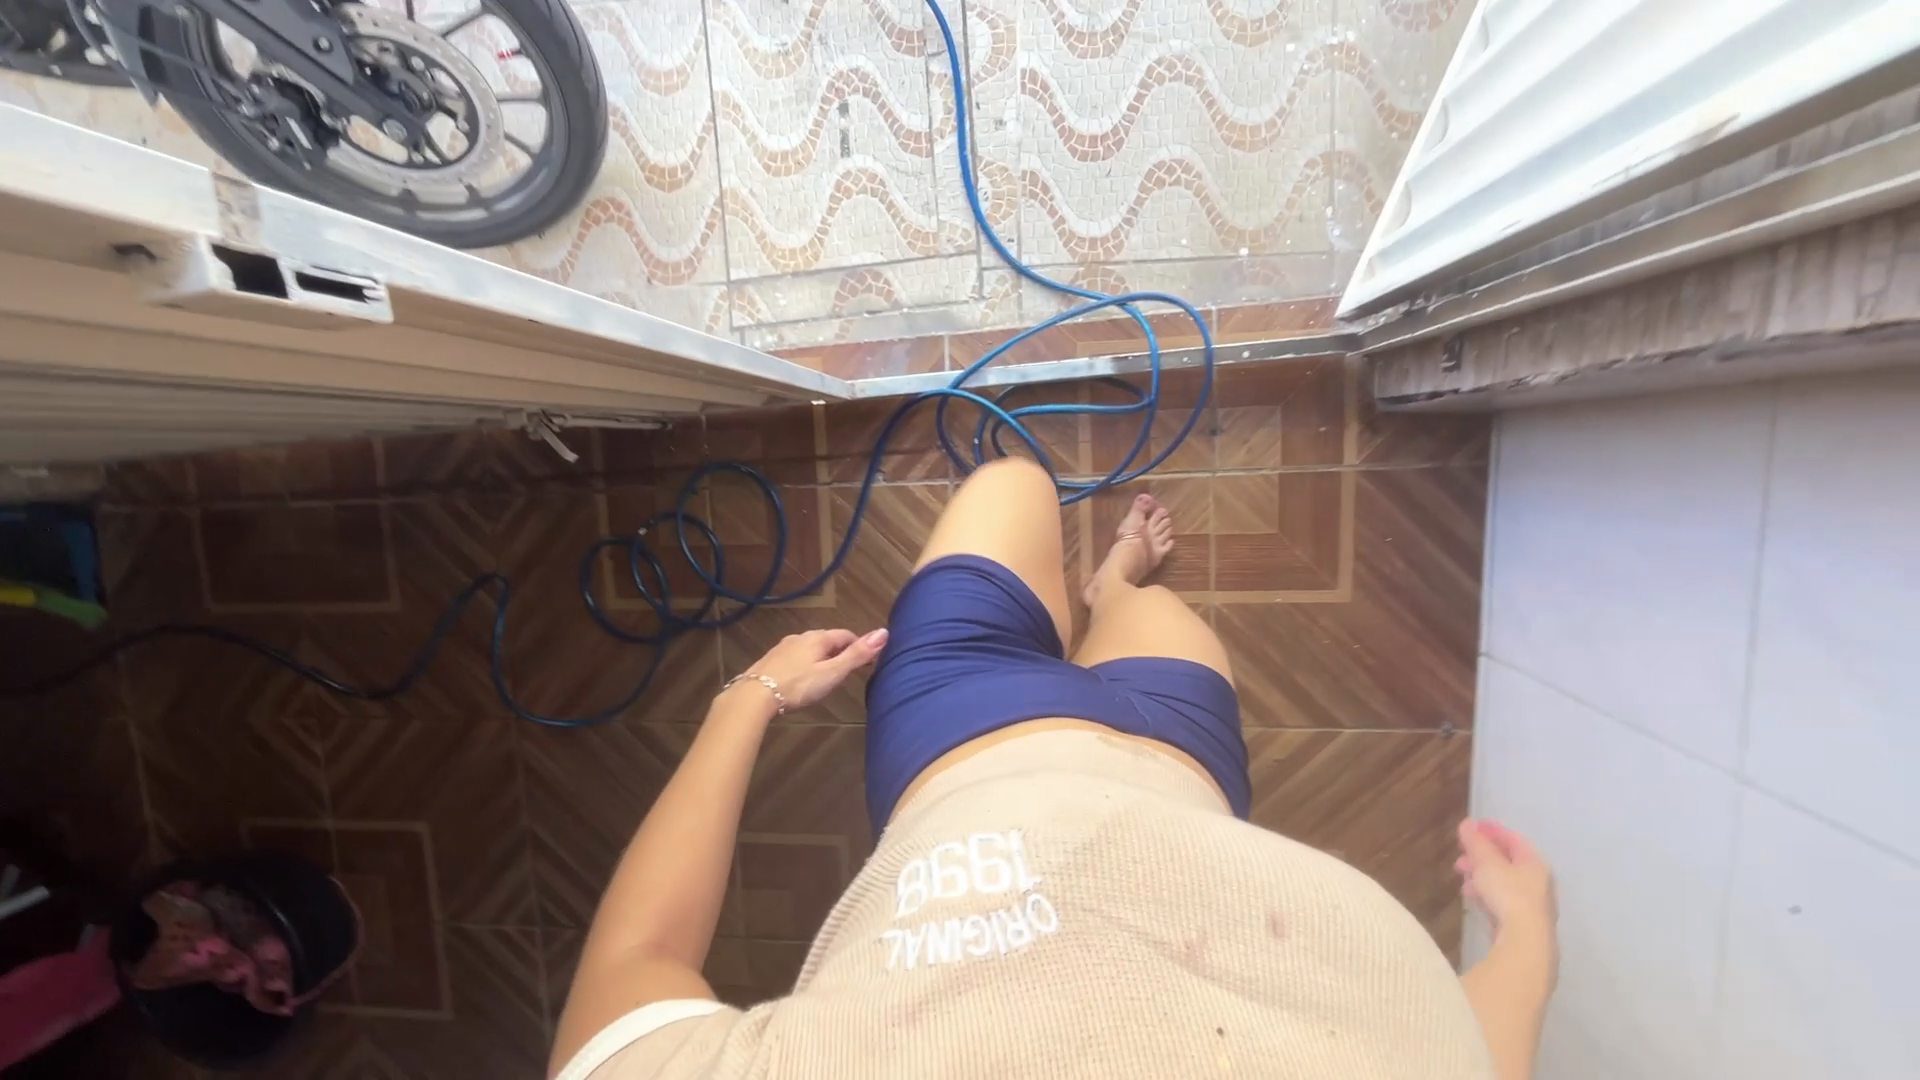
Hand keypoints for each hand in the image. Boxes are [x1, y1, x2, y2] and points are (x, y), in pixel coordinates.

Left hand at [739, 628, 888, 711]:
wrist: (754, 696)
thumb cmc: (798, 685)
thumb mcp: (832, 673)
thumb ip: (857, 655)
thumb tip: (884, 632)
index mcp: (818, 638)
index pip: (846, 635)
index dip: (859, 646)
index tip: (867, 661)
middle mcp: (800, 637)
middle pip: (827, 640)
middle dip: (840, 652)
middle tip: (847, 671)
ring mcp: (783, 648)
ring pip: (809, 648)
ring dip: (820, 658)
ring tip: (826, 676)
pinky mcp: (770, 660)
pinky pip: (794, 657)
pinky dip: (804, 664)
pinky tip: (801, 679)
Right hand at [1456, 819, 1556, 936]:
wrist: (1525, 940)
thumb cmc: (1507, 894)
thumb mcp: (1486, 862)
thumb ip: (1476, 842)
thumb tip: (1467, 823)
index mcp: (1534, 863)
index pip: (1513, 838)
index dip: (1491, 829)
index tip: (1470, 826)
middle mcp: (1538, 880)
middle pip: (1507, 859)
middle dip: (1481, 853)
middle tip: (1460, 852)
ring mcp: (1532, 902)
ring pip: (1503, 879)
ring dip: (1481, 873)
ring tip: (1461, 875)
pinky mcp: (1524, 919)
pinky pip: (1502, 897)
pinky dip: (1486, 890)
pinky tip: (1471, 895)